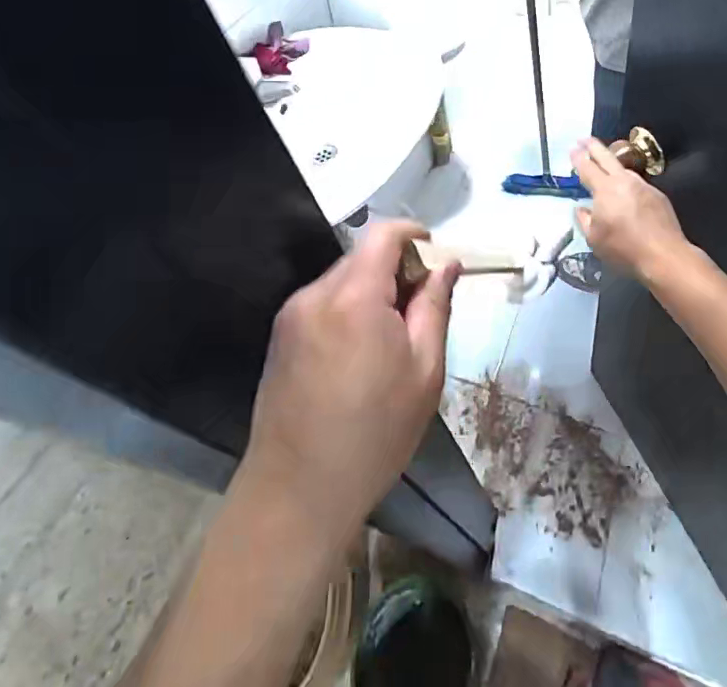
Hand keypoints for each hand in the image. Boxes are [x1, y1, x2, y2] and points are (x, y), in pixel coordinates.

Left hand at [241, 220, 460, 538]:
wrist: (297, 492)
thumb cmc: (375, 433)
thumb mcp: (424, 370)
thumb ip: (435, 306)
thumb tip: (446, 264)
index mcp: (353, 296)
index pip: (383, 234)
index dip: (415, 235)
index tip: (437, 260)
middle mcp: (315, 294)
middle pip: (363, 255)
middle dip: (398, 269)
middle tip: (422, 311)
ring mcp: (292, 315)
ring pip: (343, 280)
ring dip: (373, 291)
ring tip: (393, 341)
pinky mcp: (280, 337)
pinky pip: (324, 303)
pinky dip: (350, 310)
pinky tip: (361, 355)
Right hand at [571, 137, 691, 280]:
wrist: (664, 255)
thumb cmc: (624, 248)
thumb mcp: (594, 239)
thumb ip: (584, 220)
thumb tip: (581, 208)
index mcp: (604, 189)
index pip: (587, 167)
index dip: (578, 157)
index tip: (573, 148)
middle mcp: (624, 182)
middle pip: (607, 158)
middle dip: (594, 147)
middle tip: (585, 139)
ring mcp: (644, 187)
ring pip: (624, 171)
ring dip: (613, 166)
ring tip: (606, 168)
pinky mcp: (658, 196)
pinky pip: (638, 185)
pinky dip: (628, 184)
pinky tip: (627, 194)